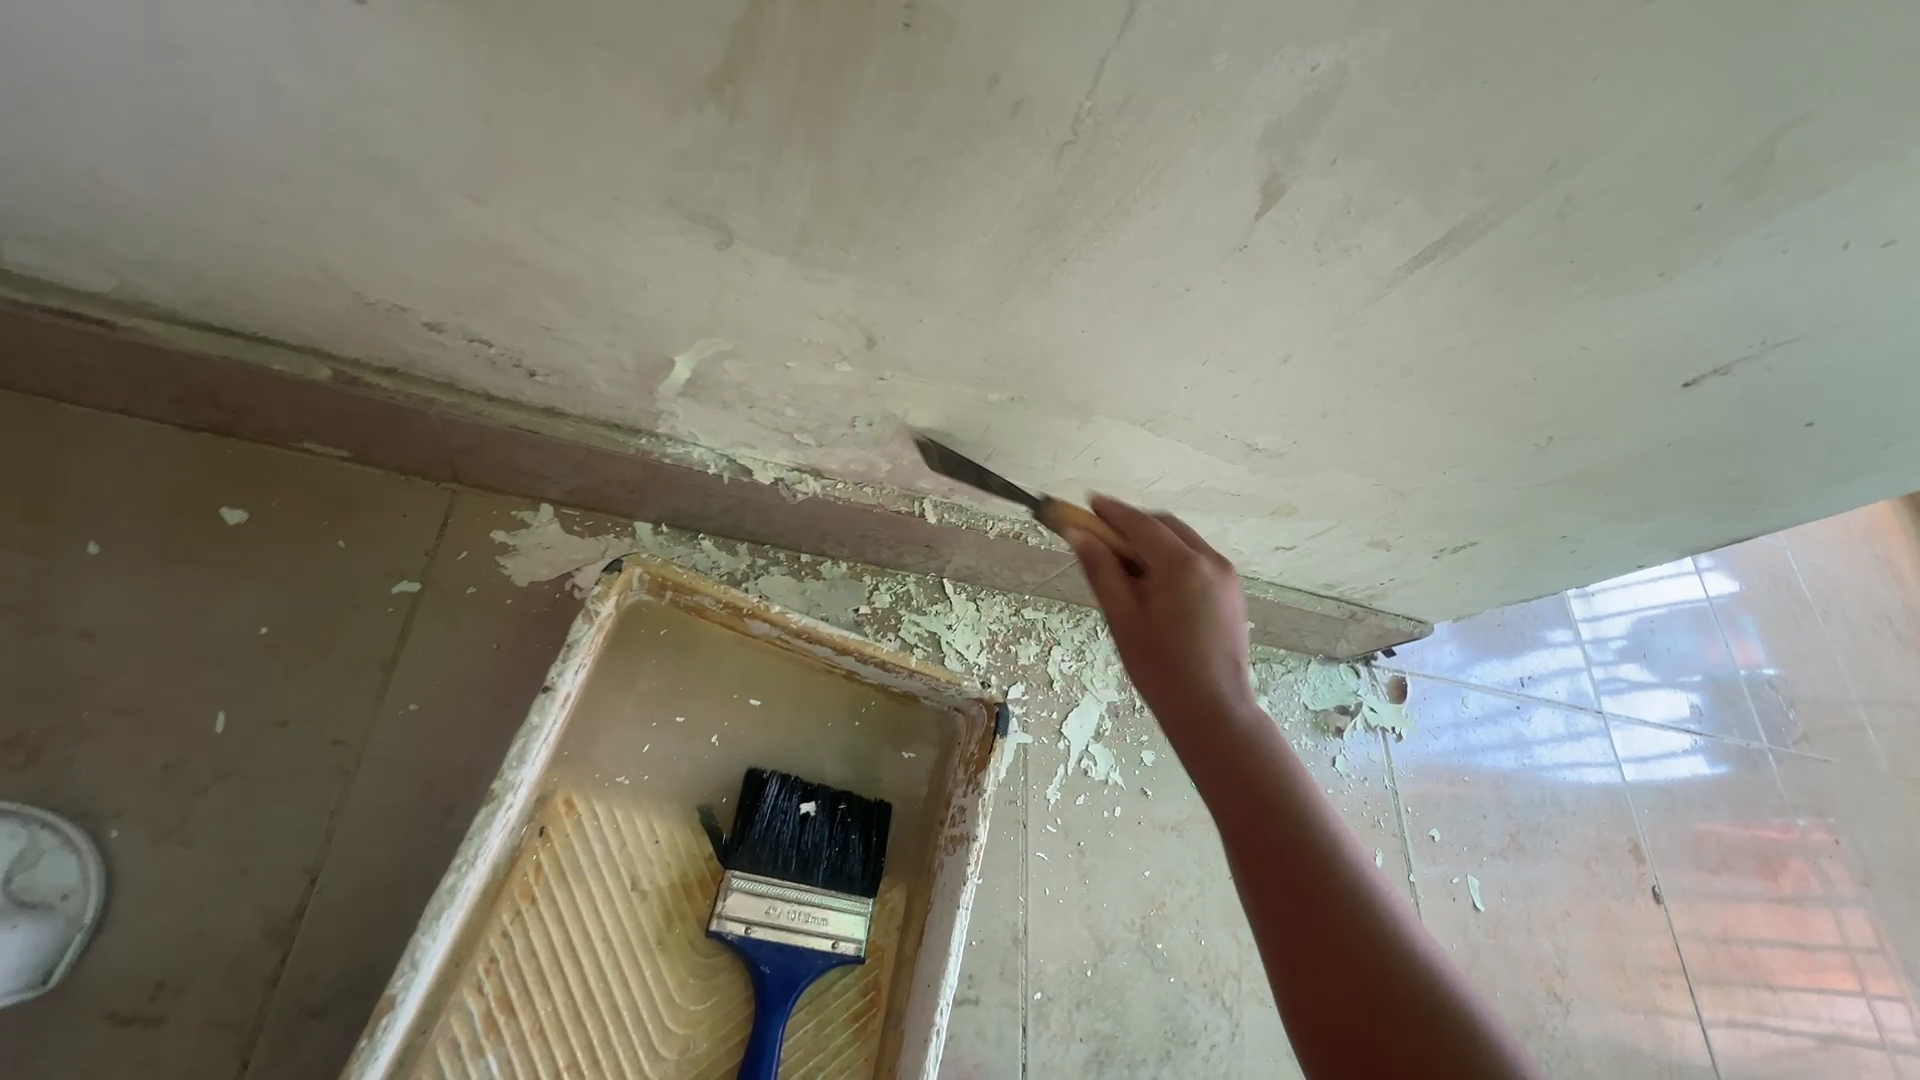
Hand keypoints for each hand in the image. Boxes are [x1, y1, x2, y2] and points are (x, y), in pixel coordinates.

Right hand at [1065, 495, 1257, 738]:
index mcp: (1182, 564)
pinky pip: (1198, 561)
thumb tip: (1078, 534)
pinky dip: (1173, 559)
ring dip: (1153, 542)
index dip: (1112, 512)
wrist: (1213, 709)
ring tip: (1124, 567)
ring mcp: (1227, 576)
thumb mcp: (1122, 617)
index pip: (1140, 523)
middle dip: (1132, 525)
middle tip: (1101, 538)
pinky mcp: (1233, 593)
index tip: (1088, 503)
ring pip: (1184, 542)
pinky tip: (1154, 585)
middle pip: (1165, 526)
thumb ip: (1101, 570)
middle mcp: (1210, 560)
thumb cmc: (1159, 667)